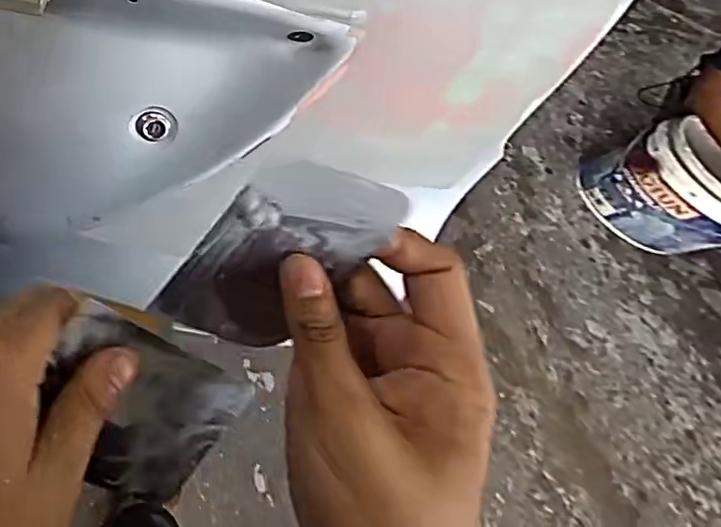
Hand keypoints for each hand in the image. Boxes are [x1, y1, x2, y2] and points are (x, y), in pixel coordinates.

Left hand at [0, 286, 138, 526]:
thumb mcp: (53, 474)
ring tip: (66, 395)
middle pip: (32, 307)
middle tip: (95, 377)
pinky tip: (29, 402)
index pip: (56, 302)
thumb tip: (124, 356)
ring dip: (41, 343)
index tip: (112, 347)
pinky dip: (13, 355)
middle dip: (67, 330)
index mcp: (4, 357)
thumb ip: (88, 405)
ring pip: (10, 322)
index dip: (89, 317)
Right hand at [279, 230, 495, 526]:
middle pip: (382, 285)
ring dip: (315, 287)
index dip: (392, 241)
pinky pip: (332, 333)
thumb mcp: (340, 411)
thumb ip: (318, 330)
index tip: (340, 223)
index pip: (434, 274)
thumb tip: (298, 263)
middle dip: (335, 261)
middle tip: (286, 238)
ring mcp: (386, 373)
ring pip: (350, 307)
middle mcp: (421, 361)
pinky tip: (277, 299)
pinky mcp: (356, 386)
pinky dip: (306, 314)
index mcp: (447, 366)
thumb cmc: (376, 513)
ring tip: (273, 264)